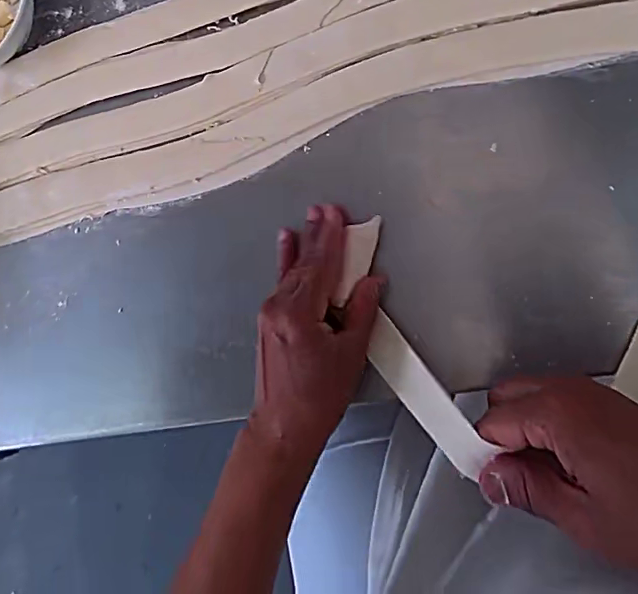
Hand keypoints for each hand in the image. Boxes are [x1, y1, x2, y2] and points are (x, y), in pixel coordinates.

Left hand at [245, 204, 384, 463]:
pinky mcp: (268, 318)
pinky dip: (288, 261)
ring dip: (306, 244)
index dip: (333, 238)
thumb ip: (362, 312)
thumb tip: (370, 284)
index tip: (339, 217)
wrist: (282, 429)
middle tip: (328, 209)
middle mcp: (279, 307)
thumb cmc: (315, 400)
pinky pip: (282, 281)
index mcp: (299, 314)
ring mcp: (269, 312)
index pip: (322, 266)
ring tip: (313, 218)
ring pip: (293, 270)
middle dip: (319, 234)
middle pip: (306, 262)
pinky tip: (287, 244)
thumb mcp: (351, 354)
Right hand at [474, 375, 637, 588]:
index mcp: (558, 412)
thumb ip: (528, 491)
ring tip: (551, 486)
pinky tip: (575, 473)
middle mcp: (574, 391)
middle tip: (513, 485)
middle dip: (500, 436)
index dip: (480, 452)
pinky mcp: (612, 403)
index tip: (484, 479)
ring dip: (527, 434)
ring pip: (533, 399)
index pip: (490, 419)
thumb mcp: (584, 521)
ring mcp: (595, 393)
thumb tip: (496, 479)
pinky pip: (561, 405)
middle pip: (507, 398)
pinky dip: (553, 431)